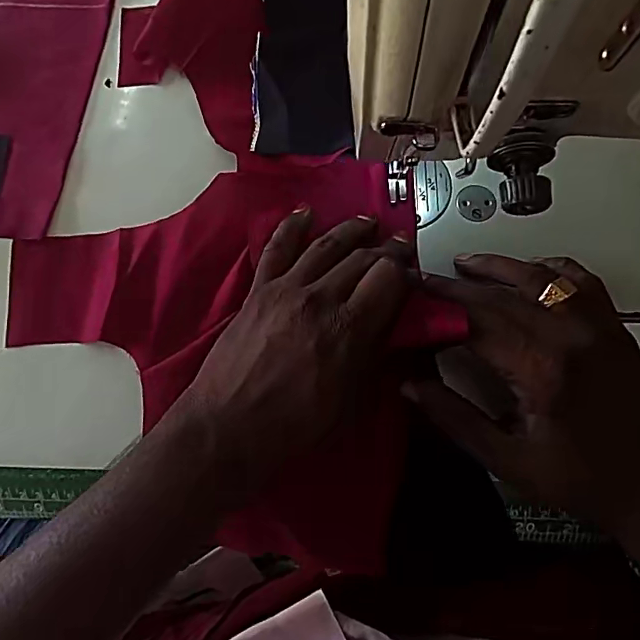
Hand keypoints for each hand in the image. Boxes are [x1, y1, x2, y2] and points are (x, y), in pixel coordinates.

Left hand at [167, 209, 412, 496]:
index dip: (406, 272)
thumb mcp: (349, 403)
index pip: (388, 279)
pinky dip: (291, 227)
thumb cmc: (292, 426)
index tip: (412, 273)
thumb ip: (376, 360)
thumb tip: (398, 333)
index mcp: (347, 330)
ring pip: (324, 246)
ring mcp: (284, 291)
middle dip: (387, 250)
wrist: (227, 427)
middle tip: (400, 245)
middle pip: (361, 259)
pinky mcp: (257, 291)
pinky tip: (305, 213)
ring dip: (350, 230)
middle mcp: (318, 300)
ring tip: (368, 222)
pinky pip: (276, 249)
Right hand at [405, 254, 639, 555]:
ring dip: (498, 266)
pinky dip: (550, 269)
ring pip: (539, 276)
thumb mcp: (509, 460)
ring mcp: (597, 327)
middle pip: (499, 294)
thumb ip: (456, 419)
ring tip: (465, 264)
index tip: (410, 301)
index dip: (435, 308)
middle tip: (423, 282)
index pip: (474, 320)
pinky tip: (532, 271)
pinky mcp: (615, 329)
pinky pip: (580, 282)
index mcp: (542, 368)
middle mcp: (572, 336)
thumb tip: (412, 386)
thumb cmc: (587, 483)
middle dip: (455, 286)